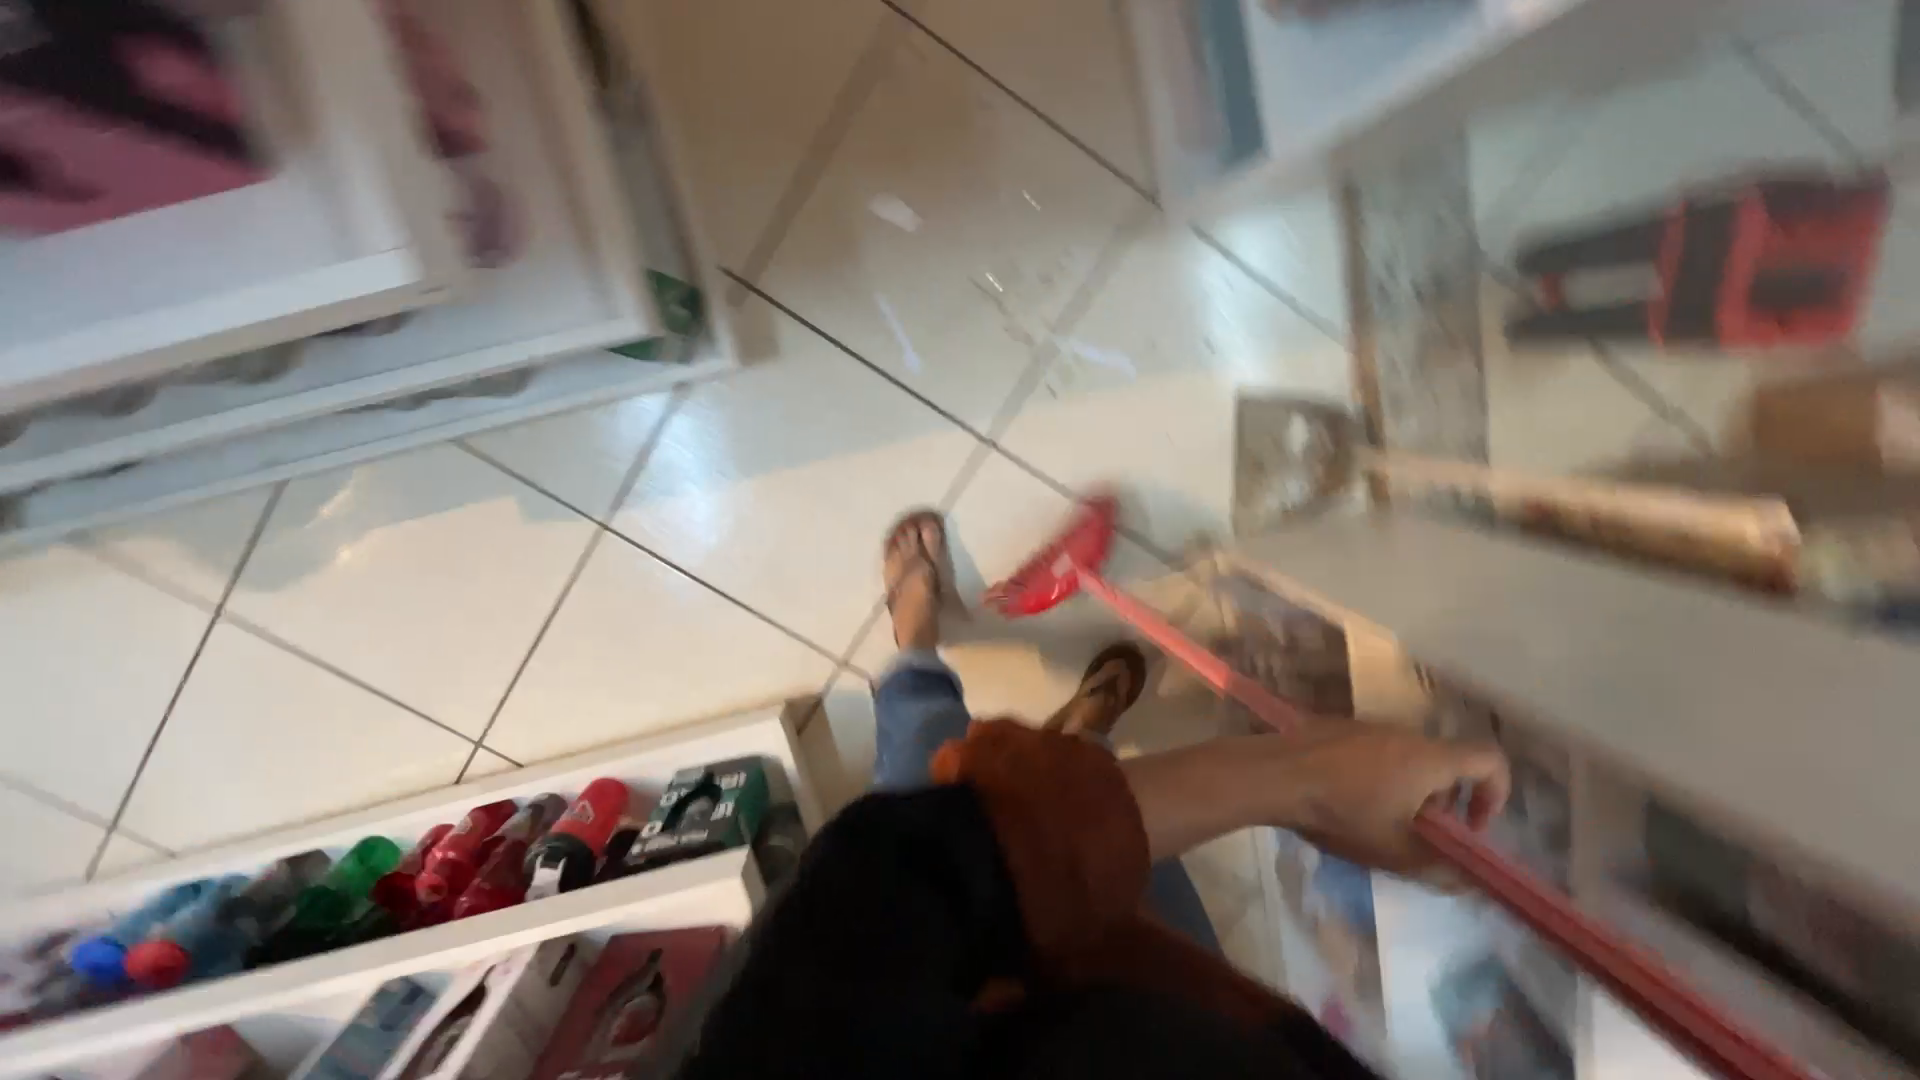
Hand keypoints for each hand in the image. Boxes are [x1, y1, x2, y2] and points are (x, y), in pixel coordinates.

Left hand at [1280, 727, 1510, 876]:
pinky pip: (1372, 750)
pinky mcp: (1335, 727)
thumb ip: (1440, 867)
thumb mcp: (1395, 851)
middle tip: (1419, 832)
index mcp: (1428, 757)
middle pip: (1444, 763)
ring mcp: (1365, 725)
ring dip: (1407, 789)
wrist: (1272, 774)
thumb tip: (1466, 879)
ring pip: (1405, 757)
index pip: (1489, 759)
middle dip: (1443, 801)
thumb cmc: (1340, 811)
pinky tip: (1344, 799)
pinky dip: (1374, 774)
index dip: (1496, 794)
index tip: (1471, 828)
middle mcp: (1402, 732)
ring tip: (1377, 819)